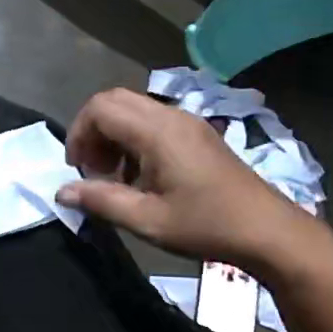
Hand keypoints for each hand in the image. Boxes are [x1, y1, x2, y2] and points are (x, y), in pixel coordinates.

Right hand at [57, 89, 329, 274]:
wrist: (269, 231)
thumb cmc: (206, 225)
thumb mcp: (146, 220)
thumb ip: (100, 200)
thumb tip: (62, 191)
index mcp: (157, 132)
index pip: (100, 108)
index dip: (78, 133)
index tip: (78, 168)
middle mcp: (171, 116)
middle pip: (115, 100)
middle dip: (93, 130)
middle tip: (92, 169)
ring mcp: (188, 122)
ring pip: (134, 109)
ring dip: (113, 135)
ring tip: (115, 176)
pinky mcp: (198, 134)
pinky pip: (153, 121)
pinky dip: (134, 139)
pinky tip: (141, 176)